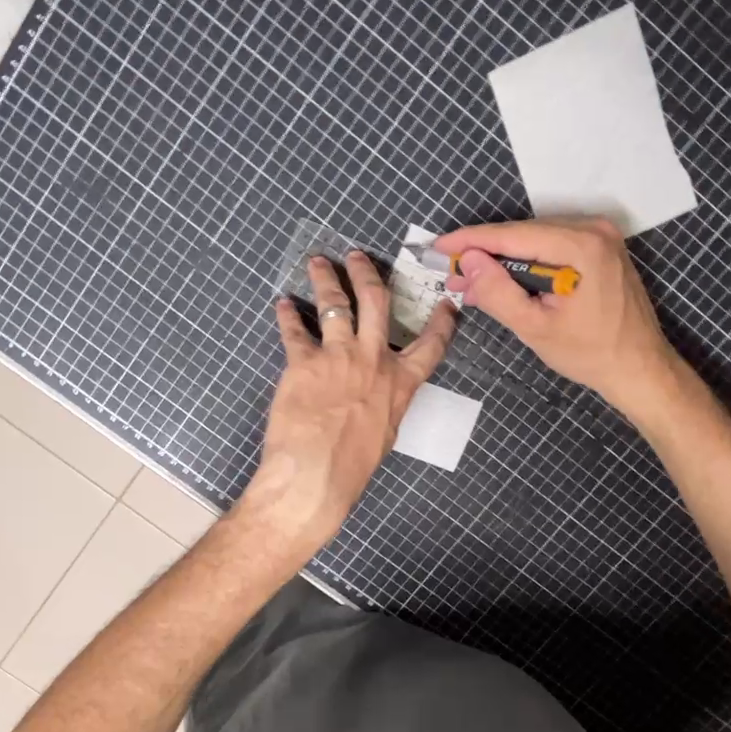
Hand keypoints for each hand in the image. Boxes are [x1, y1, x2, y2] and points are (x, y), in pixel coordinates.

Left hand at [235, 251, 454, 556]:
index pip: (430, 345)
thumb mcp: (384, 435)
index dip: (442, 321)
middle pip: (376, 303)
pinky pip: (295, 330)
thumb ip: (386, 405)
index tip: (447, 302)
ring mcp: (338, 357)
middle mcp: (373, 361)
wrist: (314, 475)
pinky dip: (288, 314)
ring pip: (335, 304)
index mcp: (400, 384)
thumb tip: (379, 396)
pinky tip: (283, 304)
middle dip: (368, 274)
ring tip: (318, 263)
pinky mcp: (303, 362)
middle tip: (358, 257)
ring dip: (326, 278)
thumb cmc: (352, 467)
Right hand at [437, 218, 681, 421]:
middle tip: (451, 276)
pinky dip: (525, 263)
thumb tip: (468, 262)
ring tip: (471, 284)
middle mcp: (593, 229)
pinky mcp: (600, 249)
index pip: (513, 235)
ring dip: (502, 260)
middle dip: (484, 255)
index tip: (439, 247)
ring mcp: (600, 237)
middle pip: (523, 234)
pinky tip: (502, 281)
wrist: (639, 366)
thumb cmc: (589, 353)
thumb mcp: (535, 328)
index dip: (471, 241)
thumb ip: (499, 293)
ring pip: (535, 241)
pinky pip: (552, 248)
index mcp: (581, 245)